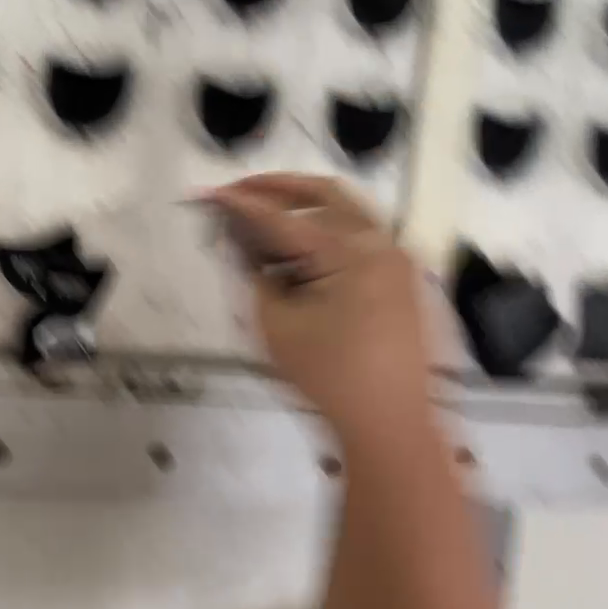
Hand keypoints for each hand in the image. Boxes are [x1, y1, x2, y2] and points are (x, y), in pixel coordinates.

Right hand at [208, 175, 433, 446]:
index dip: (238, 203)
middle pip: (325, 192)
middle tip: (236, 191)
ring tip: (259, 214)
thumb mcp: (273, 322)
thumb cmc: (326, 374)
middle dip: (275, 186)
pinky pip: (359, 234)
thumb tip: (239, 240)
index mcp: (348, 254)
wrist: (391, 422)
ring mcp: (398, 260)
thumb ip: (255, 272)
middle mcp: (381, 244)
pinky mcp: (402, 279)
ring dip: (301, 203)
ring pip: (346, 209)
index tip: (205, 194)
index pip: (280, 216)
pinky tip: (293, 246)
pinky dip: (323, 226)